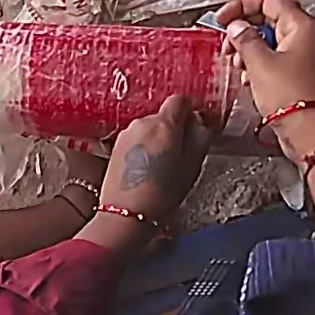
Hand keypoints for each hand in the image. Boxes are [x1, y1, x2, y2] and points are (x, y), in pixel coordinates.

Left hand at [78, 95, 211, 253]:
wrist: (126, 213)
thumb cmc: (161, 193)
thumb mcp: (192, 166)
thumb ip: (200, 138)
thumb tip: (199, 123)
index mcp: (165, 124)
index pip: (180, 100)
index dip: (190, 112)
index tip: (194, 129)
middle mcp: (142, 123)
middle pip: (163, 116)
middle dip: (173, 130)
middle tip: (179, 155)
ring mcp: (126, 134)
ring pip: (149, 129)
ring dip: (157, 140)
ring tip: (160, 167)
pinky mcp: (114, 147)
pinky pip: (136, 140)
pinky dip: (143, 149)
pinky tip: (145, 170)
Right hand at [215, 0, 314, 159]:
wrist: (309, 131)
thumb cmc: (292, 99)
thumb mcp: (259, 64)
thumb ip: (244, 40)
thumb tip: (236, 27)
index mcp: (301, 26)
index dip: (241, 5)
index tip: (223, 17)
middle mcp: (306, 36)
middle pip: (270, 18)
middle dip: (244, 28)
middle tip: (227, 42)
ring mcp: (304, 55)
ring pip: (270, 39)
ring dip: (248, 48)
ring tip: (237, 63)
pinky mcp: (298, 73)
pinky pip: (274, 58)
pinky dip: (257, 63)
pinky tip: (248, 77)